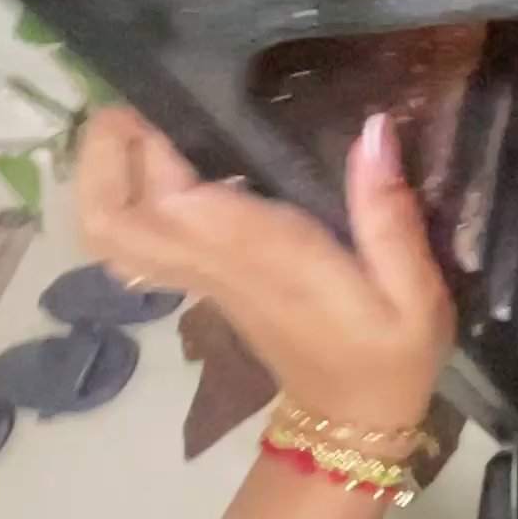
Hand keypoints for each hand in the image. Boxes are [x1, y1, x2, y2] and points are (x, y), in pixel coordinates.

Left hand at [75, 108, 453, 430]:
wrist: (353, 422)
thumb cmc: (392, 354)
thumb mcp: (415, 292)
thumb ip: (390, 215)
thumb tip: (373, 131)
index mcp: (274, 263)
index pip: (183, 208)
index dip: (151, 153)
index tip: (159, 96)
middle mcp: (222, 269)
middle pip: (116, 221)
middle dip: (104, 157)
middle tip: (135, 103)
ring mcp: (203, 282)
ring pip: (111, 237)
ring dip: (102, 178)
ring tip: (139, 125)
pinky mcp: (203, 287)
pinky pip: (133, 245)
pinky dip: (121, 201)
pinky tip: (158, 164)